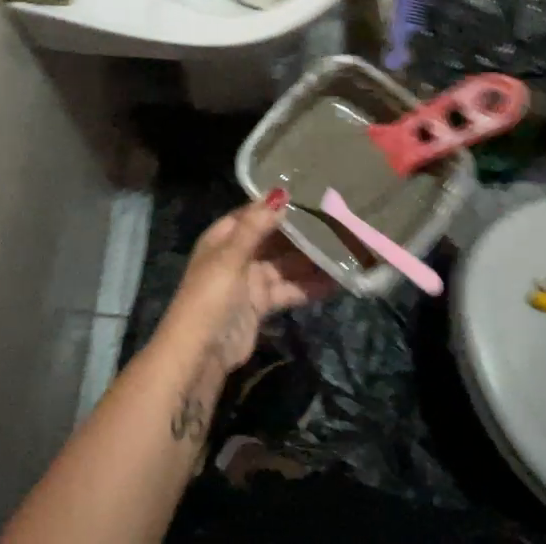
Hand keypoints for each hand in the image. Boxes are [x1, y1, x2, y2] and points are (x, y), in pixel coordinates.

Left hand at [159, 190, 334, 371]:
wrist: (201, 352)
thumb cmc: (211, 296)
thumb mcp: (231, 257)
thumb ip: (256, 226)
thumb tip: (280, 193)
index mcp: (224, 237)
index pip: (255, 213)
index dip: (279, 205)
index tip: (312, 195)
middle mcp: (238, 254)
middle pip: (274, 239)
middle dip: (302, 234)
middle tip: (338, 223)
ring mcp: (250, 280)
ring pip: (285, 265)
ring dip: (310, 261)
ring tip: (344, 252)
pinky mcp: (262, 304)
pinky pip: (289, 289)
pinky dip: (309, 286)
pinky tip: (335, 282)